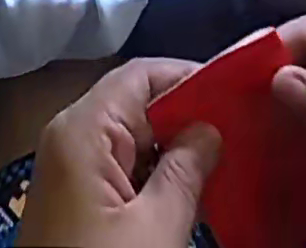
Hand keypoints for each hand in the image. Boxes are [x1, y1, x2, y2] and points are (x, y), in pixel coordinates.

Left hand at [17, 58, 223, 247]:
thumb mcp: (155, 231)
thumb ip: (186, 169)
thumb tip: (210, 128)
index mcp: (84, 128)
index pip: (141, 75)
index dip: (187, 76)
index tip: (232, 92)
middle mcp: (72, 135)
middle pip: (135, 100)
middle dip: (184, 112)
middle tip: (236, 125)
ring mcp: (70, 166)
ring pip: (130, 133)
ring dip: (172, 143)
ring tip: (222, 151)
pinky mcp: (74, 196)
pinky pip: (120, 163)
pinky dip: (152, 168)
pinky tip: (188, 183)